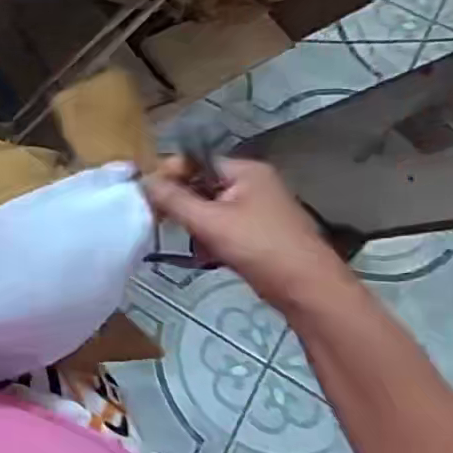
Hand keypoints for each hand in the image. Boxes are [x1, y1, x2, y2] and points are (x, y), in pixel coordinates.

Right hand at [142, 158, 360, 310]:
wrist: (308, 290)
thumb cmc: (260, 248)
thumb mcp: (209, 221)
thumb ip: (172, 199)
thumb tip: (143, 181)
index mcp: (246, 171)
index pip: (195, 161)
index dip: (170, 174)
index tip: (148, 195)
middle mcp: (253, 184)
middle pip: (200, 184)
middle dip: (181, 203)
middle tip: (161, 220)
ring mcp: (257, 209)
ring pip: (209, 208)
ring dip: (193, 224)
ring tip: (187, 241)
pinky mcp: (257, 232)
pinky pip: (221, 226)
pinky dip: (208, 237)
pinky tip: (204, 255)